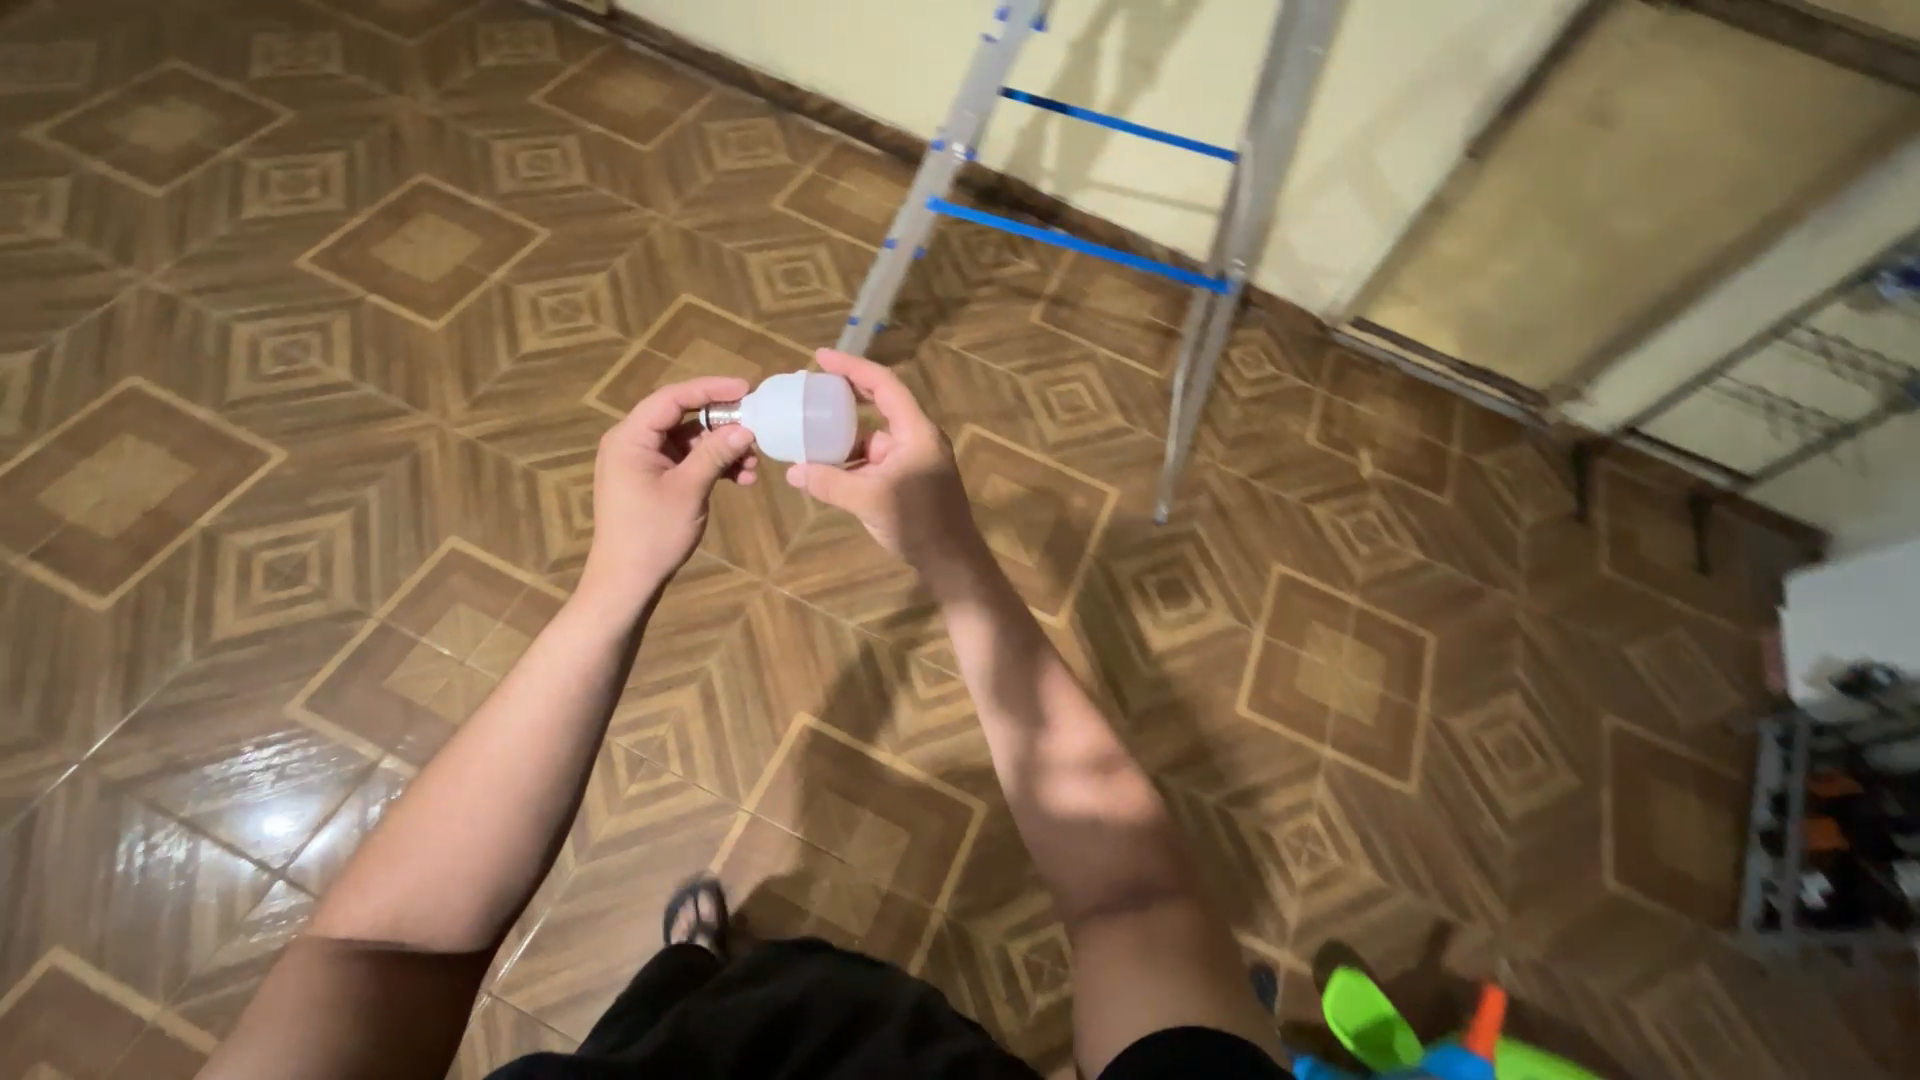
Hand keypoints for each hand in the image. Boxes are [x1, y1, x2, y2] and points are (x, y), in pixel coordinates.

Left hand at [579, 377, 757, 607]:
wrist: (627, 580)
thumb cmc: (652, 532)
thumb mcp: (689, 489)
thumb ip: (716, 453)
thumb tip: (746, 428)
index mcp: (630, 437)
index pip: (673, 398)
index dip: (710, 389)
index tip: (747, 389)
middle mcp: (633, 442)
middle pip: (683, 418)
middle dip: (722, 423)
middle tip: (757, 427)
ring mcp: (644, 462)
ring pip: (690, 441)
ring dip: (722, 449)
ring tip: (754, 465)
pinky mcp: (654, 480)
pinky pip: (687, 461)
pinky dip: (713, 466)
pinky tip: (742, 479)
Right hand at [785, 350, 983, 574]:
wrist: (951, 561)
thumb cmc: (918, 523)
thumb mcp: (869, 500)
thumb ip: (829, 483)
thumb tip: (793, 471)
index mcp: (916, 432)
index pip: (885, 385)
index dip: (852, 368)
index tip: (820, 359)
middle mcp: (917, 439)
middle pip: (880, 405)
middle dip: (846, 396)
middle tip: (812, 390)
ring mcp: (914, 460)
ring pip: (874, 437)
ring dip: (845, 435)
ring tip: (809, 429)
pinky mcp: (908, 480)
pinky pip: (876, 460)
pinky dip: (852, 461)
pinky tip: (825, 467)